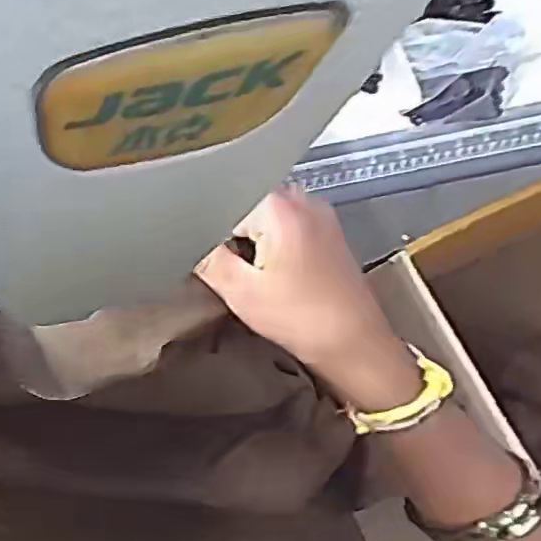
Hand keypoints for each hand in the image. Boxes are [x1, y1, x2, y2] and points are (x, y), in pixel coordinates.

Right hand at [194, 189, 419, 410]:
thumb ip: (206, 258)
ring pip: (262, 218)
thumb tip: (188, 242)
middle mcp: (302, 200)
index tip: (210, 258)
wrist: (351, 341)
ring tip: (255, 274)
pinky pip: (283, 229)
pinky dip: (270, 248)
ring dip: (250, 243)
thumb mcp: (237, 290)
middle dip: (229, 236)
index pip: (221, 204)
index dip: (209, 234)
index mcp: (279, 206)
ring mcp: (318, 215)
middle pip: (243, 207)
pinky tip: (273, 275)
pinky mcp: (325, 232)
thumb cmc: (302, 318)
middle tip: (231, 270)